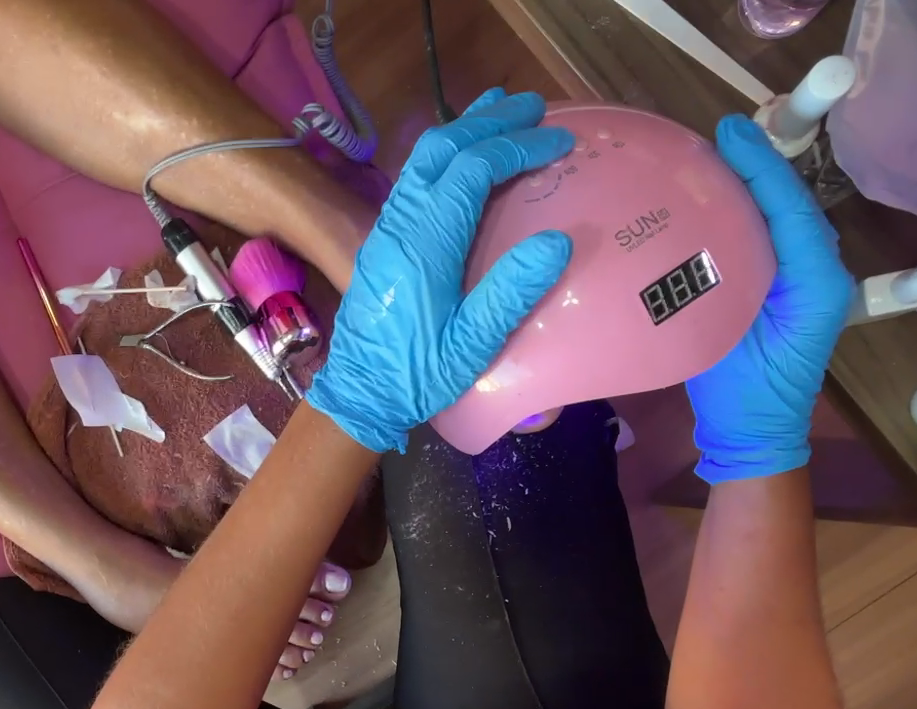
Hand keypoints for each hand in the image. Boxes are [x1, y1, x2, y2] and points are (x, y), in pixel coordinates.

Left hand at [307, 88, 574, 452]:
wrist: (358, 395)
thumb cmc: (415, 377)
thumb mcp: (470, 346)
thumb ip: (510, 294)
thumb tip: (557, 241)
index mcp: (424, 246)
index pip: (471, 170)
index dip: (516, 147)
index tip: (558, 142)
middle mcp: (399, 228)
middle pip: (440, 150)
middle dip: (488, 122)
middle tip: (533, 105)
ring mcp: (385, 234)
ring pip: (420, 163)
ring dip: (461, 132)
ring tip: (499, 114)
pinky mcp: (381, 246)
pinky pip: (412, 184)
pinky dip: (443, 159)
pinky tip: (462, 164)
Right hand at [686, 115, 854, 482]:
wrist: (754, 435)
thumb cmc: (743, 397)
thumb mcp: (728, 342)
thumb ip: (723, 289)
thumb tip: (694, 237)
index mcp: (815, 282)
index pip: (790, 210)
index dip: (760, 169)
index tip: (728, 134)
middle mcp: (817, 272)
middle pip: (789, 206)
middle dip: (759, 167)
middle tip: (717, 137)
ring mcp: (800, 282)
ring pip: (778, 221)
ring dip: (749, 188)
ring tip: (712, 161)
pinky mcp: (778, 291)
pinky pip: (764, 243)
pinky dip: (741, 218)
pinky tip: (710, 206)